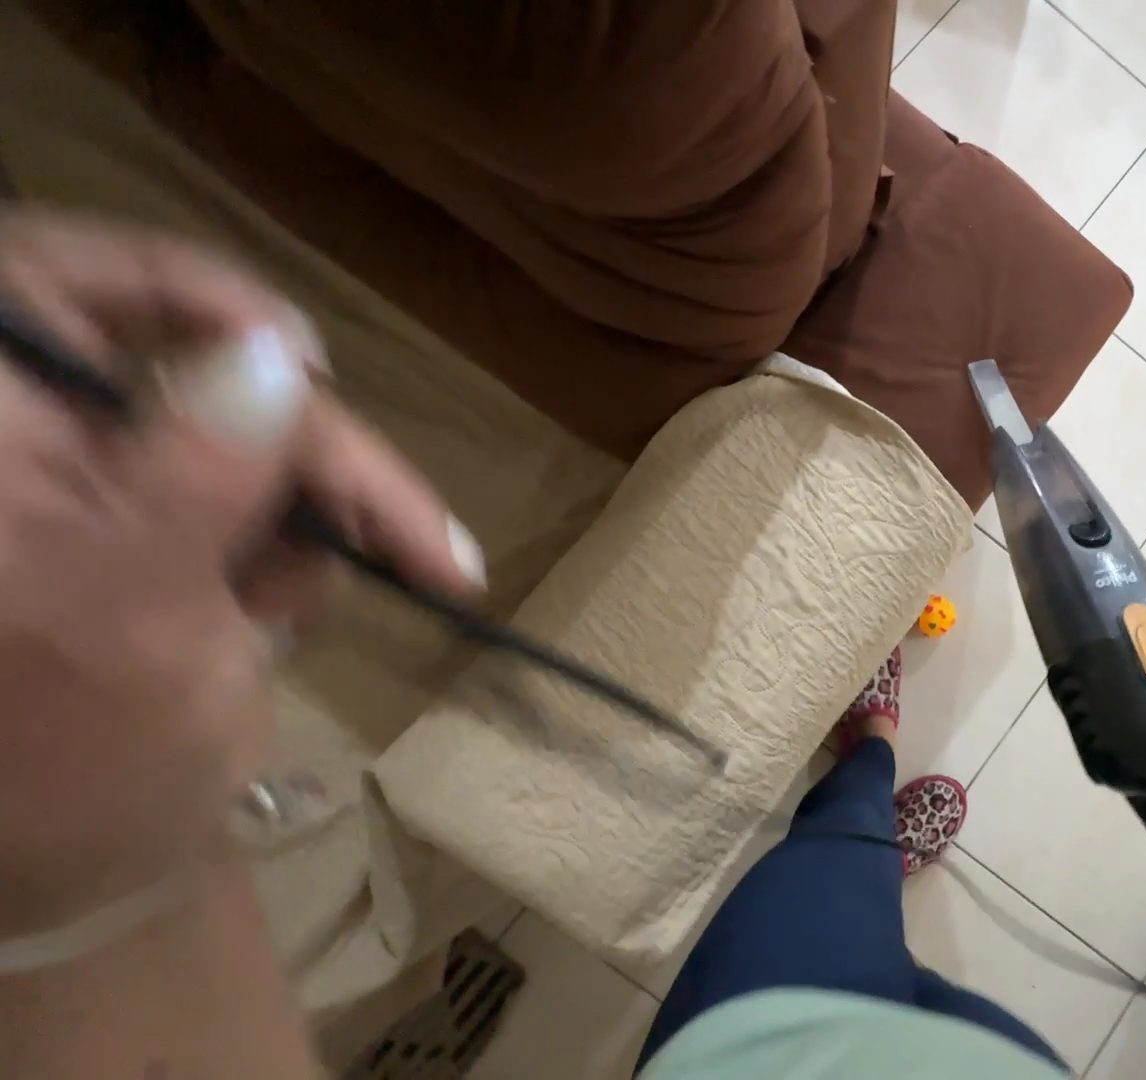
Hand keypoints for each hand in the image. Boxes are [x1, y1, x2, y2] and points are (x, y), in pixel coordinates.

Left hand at [0, 210, 483, 931]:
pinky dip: (313, 561)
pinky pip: (290, 509)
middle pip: (228, 390)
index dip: (185, 289)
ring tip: (305, 618)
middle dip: (334, 470)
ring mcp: (128, 488)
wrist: (95, 854)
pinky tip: (279, 622)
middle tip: (431, 546)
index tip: (304, 353)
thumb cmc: (72, 750)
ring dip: (333, 529)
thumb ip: (196, 469)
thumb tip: (276, 357)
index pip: (54, 282)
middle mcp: (51, 442)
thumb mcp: (130, 605)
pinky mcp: (191, 530)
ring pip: (279, 453)